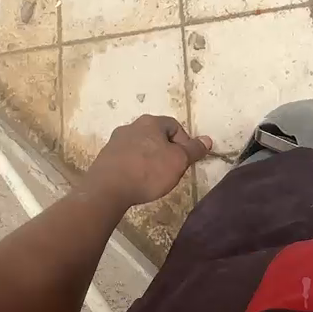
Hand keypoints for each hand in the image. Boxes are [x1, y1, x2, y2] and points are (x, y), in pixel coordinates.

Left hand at [83, 115, 212, 209]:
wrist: (107, 189)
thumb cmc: (148, 171)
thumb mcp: (178, 161)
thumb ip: (193, 150)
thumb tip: (207, 139)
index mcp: (151, 122)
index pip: (175, 126)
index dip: (184, 143)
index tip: (185, 161)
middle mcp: (132, 126)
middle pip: (157, 136)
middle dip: (167, 151)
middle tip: (171, 170)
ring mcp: (116, 141)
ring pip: (141, 147)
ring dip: (150, 159)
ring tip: (153, 178)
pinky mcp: (105, 157)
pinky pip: (127, 158)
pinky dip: (135, 166)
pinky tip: (137, 181)